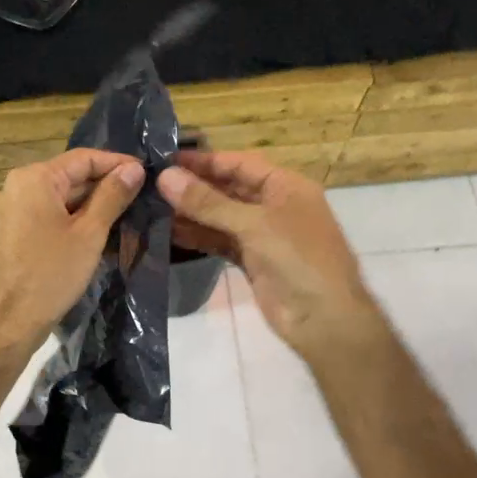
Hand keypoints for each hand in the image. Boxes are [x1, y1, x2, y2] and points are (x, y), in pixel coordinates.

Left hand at [0, 148, 145, 356]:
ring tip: (124, 214)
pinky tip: (93, 233)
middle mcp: (14, 186)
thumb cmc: (51, 275)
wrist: (9, 322)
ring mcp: (7, 211)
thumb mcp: (89, 234)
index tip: (146, 173)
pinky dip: (69, 220)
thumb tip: (135, 169)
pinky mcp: (7, 233)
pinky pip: (43, 216)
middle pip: (68, 177)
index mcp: (33, 178)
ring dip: (88, 205)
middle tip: (140, 196)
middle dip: (103, 186)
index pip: (83, 158)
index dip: (117, 163)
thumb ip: (112, 196)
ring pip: (56, 198)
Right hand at [157, 151, 383, 361]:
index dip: (205, 161)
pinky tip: (170, 233)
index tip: (166, 159)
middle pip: (229, 189)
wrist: (324, 318)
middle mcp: (275, 206)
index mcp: (286, 186)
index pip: (240, 164)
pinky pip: (222, 242)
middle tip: (152, 184)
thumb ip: (208, 202)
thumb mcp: (253, 224)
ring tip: (153, 207)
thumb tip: (166, 177)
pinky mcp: (253, 262)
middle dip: (194, 187)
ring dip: (192, 213)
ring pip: (222, 217)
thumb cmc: (297, 259)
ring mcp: (264, 236)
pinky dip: (199, 237)